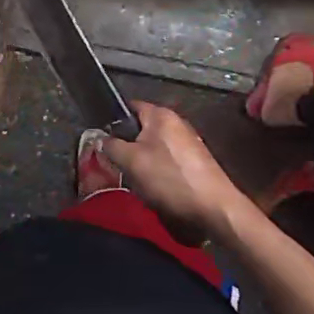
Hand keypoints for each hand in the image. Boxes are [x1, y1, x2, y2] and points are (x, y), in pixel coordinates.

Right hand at [100, 103, 247, 240]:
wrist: (213, 207)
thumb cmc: (169, 178)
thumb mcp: (131, 161)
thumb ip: (112, 146)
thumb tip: (101, 138)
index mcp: (161, 115)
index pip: (131, 106)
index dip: (114, 119)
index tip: (102, 137)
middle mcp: (176, 122)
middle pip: (142, 129)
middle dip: (128, 146)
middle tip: (115, 164)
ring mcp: (188, 142)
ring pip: (154, 148)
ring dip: (143, 163)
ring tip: (135, 180)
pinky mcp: (195, 162)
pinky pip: (168, 162)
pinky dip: (159, 173)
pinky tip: (156, 190)